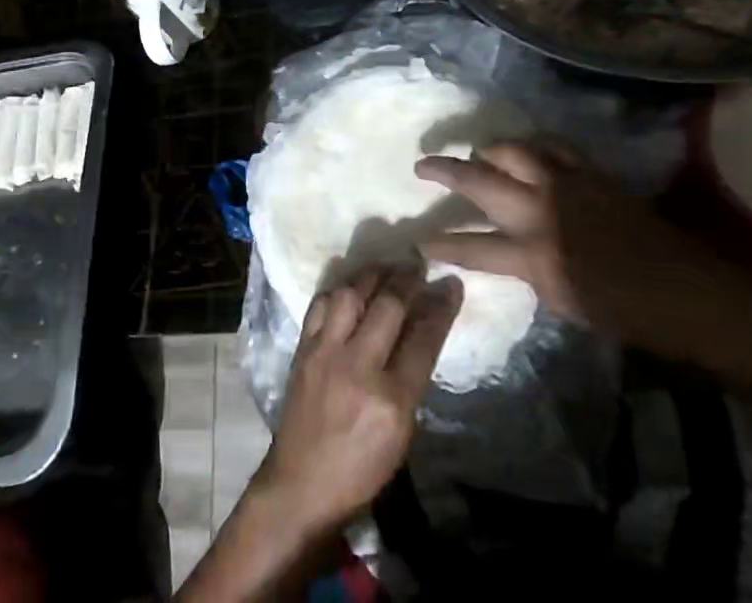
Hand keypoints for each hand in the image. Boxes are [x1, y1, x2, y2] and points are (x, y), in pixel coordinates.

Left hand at [250, 264, 462, 532]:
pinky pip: (321, 305)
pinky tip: (352, 284)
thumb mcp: (402, 432)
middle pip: (387, 306)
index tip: (452, 284)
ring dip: (373, 275)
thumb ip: (413, 377)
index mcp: (391, 399)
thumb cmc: (360, 469)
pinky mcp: (302, 351)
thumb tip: (424, 330)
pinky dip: (339, 289)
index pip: (423, 338)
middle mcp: (356, 368)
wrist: (299, 487)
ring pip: (351, 295)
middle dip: (408, 279)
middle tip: (420, 265)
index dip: (441, 306)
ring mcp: (324, 355)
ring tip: (387, 267)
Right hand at [415, 142, 751, 366]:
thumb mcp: (561, 300)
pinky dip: (533, 144)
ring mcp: (568, 184)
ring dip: (490, 150)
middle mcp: (543, 211)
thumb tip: (508, 251)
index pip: (473, 247)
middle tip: (424, 164)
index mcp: (535, 255)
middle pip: (482, 181)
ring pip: (515, 150)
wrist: (683, 291)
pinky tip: (527, 148)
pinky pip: (554, 145)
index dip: (442, 245)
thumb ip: (527, 270)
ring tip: (478, 154)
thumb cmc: (621, 311)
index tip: (419, 241)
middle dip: (447, 171)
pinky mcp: (592, 172)